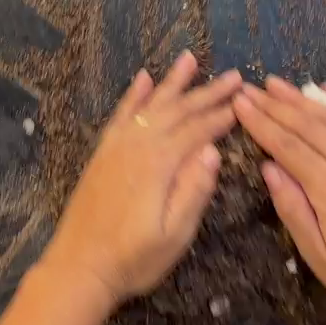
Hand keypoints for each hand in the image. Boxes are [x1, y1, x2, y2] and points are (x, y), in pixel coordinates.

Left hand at [44, 52, 242, 306]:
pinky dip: (134, 95)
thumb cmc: (133, 258)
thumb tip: (213, 150)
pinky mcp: (103, 153)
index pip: (198, 131)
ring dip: (172, 82)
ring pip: (151, 105)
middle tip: (232, 76)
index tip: (245, 100)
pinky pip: (121, 115)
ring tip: (189, 58)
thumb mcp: (174, 234)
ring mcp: (117, 147)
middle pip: (178, 111)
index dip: (223, 115)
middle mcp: (138, 146)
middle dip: (207, 93)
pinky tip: (143, 79)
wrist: (80, 266)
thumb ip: (194, 190)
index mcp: (159, 165)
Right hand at [233, 78, 325, 317]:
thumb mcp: (316, 254)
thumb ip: (291, 207)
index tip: (239, 103)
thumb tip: (268, 166)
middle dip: (274, 105)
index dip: (261, 123)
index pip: (288, 146)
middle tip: (247, 87)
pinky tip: (324, 90)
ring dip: (302, 99)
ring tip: (275, 83)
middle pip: (308, 126)